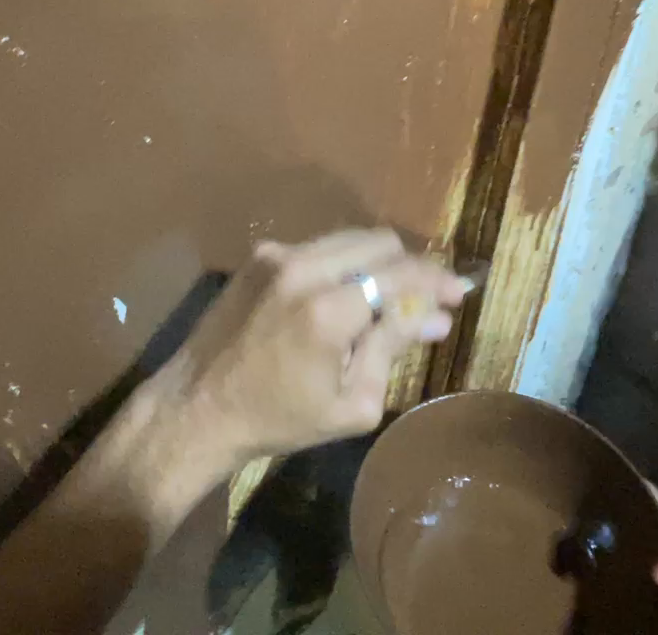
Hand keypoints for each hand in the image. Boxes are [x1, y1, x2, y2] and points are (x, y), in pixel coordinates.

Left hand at [150, 227, 469, 472]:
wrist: (196, 407)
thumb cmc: (278, 419)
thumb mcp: (351, 403)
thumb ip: (393, 350)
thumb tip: (437, 319)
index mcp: (328, 309)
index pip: (400, 274)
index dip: (437, 279)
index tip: (461, 291)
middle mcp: (303, 267)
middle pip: (379, 241)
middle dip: (408, 266)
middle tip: (424, 299)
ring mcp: (276, 255)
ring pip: (348, 239)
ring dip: (374, 262)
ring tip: (385, 300)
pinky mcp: (258, 255)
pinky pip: (317, 248)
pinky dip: (340, 265)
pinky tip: (340, 299)